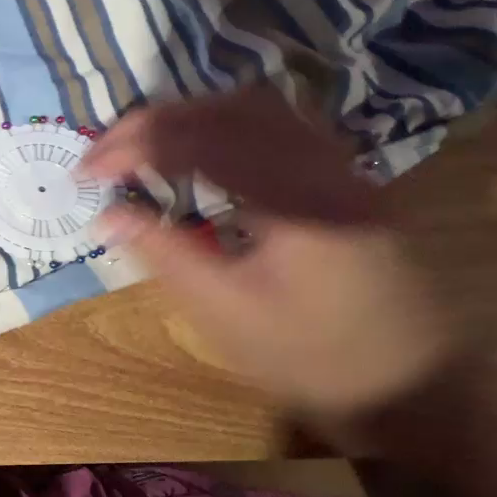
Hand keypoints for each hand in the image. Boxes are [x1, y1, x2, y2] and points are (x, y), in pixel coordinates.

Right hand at [82, 90, 457, 416]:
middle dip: (155, 122)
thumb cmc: (310, 357)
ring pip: (257, 110)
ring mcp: (340, 171)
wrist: (411, 386)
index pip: (202, 142)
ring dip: (187, 118)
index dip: (134, 147)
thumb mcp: (225, 311)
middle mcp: (324, 170)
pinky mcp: (342, 181)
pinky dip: (221, 127)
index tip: (84, 172)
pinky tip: (192, 153)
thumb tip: (103, 214)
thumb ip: (163, 252)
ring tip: (137, 148)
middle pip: (230, 109)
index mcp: (296, 202)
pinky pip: (276, 127)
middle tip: (101, 155)